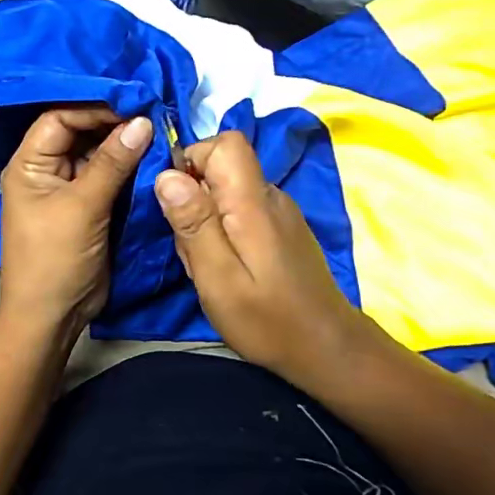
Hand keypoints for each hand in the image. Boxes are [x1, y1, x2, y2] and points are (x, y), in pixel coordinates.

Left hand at [0, 106, 151, 338]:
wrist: (53, 314)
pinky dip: (129, 168)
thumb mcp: (83, 207)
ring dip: (125, 145)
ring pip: (98, 155)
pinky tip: (154, 157)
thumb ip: (112, 163)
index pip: (60, 118)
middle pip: (80, 133)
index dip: (94, 108)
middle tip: (154, 113)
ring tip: (160, 130)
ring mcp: (68, 189)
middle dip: (114, 123)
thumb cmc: (55, 258)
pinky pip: (109, 178)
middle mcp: (46, 171)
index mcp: (29, 164)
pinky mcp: (88, 207)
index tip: (134, 103)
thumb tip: (142, 121)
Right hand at [153, 131, 377, 385]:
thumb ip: (193, 223)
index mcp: (253, 202)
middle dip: (192, 195)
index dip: (193, 158)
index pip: (225, 143)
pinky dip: (222, 229)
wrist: (328, 351)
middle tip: (188, 244)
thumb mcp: (218, 277)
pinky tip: (224, 266)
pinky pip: (241, 210)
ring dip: (204, 216)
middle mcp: (271, 197)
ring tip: (204, 261)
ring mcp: (280, 213)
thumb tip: (167, 175)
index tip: (174, 199)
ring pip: (228, 190)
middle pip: (224, 165)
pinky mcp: (281, 231)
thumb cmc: (267, 320)